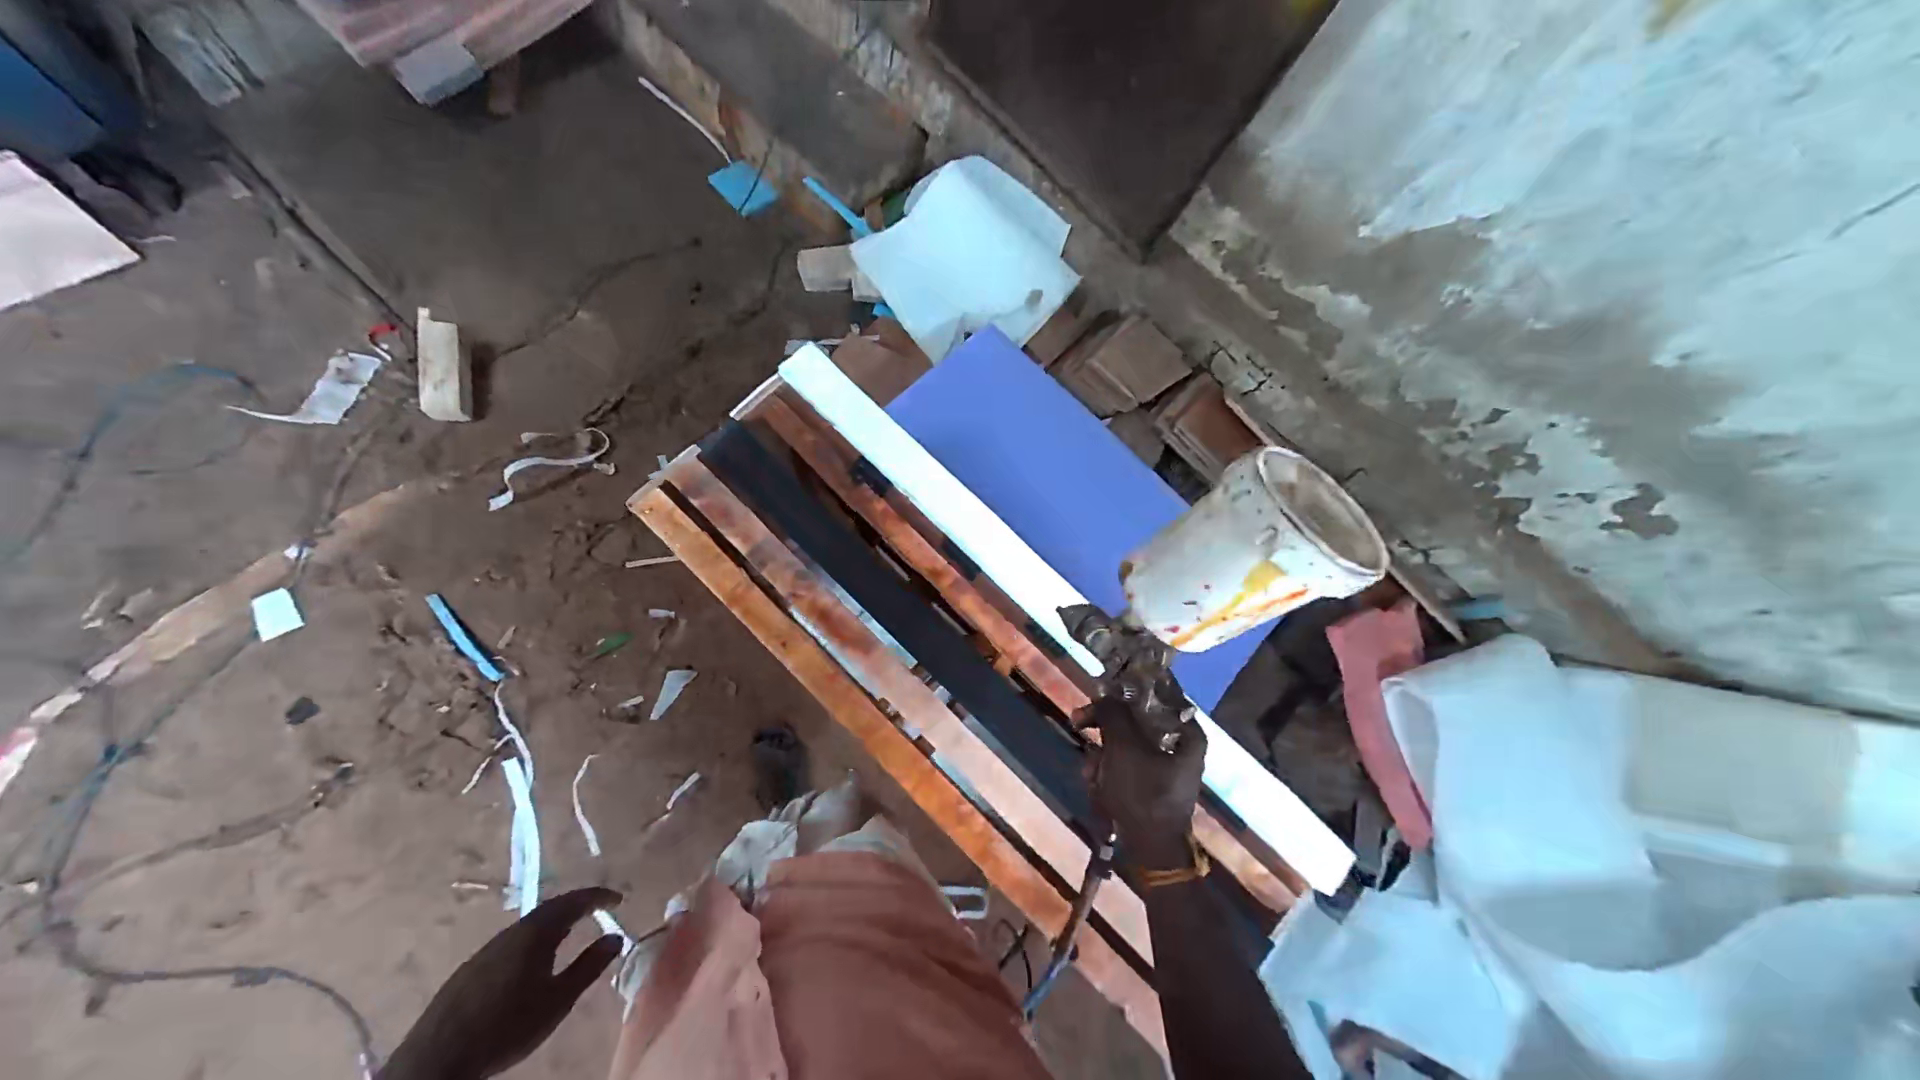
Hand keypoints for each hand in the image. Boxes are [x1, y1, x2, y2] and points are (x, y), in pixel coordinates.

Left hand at [379, 887, 624, 1079]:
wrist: (435, 1062)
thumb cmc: (506, 1027)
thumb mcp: (558, 1000)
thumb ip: (589, 966)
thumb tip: (616, 937)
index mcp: (535, 933)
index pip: (574, 901)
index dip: (599, 896)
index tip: (619, 898)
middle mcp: (511, 933)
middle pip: (550, 908)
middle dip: (577, 904)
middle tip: (598, 908)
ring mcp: (486, 951)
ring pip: (528, 925)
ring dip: (553, 921)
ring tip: (570, 931)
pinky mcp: (469, 971)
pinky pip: (511, 941)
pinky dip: (533, 938)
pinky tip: (532, 959)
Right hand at [1086, 699, 1206, 871]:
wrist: (1150, 851)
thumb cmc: (1143, 793)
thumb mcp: (1124, 747)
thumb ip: (1114, 714)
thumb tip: (1106, 694)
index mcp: (1187, 732)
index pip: (1159, 692)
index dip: (1128, 688)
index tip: (1102, 690)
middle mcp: (1180, 745)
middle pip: (1135, 719)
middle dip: (1104, 729)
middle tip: (1079, 724)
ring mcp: (1165, 767)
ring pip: (1124, 743)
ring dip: (1101, 755)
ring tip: (1091, 774)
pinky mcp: (1149, 785)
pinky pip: (1124, 766)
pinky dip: (1107, 772)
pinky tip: (1096, 786)